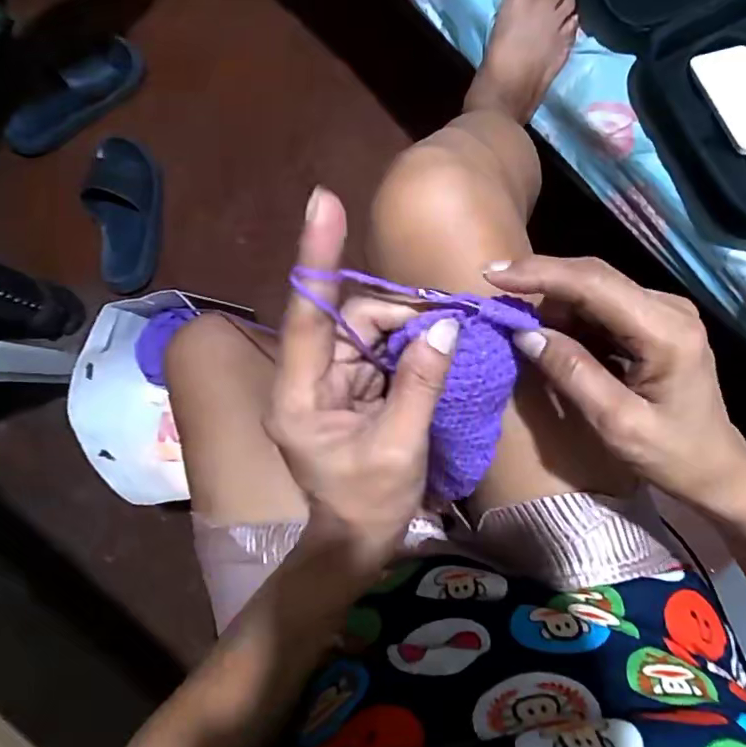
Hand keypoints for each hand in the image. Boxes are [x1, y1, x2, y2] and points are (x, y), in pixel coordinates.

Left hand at [265, 188, 457, 565]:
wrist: (353, 544)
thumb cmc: (367, 507)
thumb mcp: (399, 448)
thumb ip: (419, 383)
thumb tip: (445, 327)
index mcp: (298, 396)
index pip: (307, 314)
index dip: (316, 257)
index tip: (323, 202)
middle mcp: (305, 379)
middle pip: (348, 319)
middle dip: (397, 314)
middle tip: (447, 320)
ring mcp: (326, 382)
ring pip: (366, 331)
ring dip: (406, 330)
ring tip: (446, 339)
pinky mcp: (347, 388)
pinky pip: (377, 350)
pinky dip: (406, 347)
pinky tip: (433, 351)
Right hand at [485, 256, 745, 537]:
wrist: (715, 469)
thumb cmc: (672, 455)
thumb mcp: (616, 423)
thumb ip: (572, 373)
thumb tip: (525, 333)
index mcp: (666, 331)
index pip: (594, 283)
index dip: (540, 274)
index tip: (493, 274)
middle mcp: (669, 308)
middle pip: (593, 277)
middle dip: (541, 283)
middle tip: (495, 297)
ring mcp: (664, 311)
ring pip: (594, 289)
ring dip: (554, 305)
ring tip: (524, 331)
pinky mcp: (655, 321)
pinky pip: (602, 306)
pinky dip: (571, 318)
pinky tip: (552, 338)